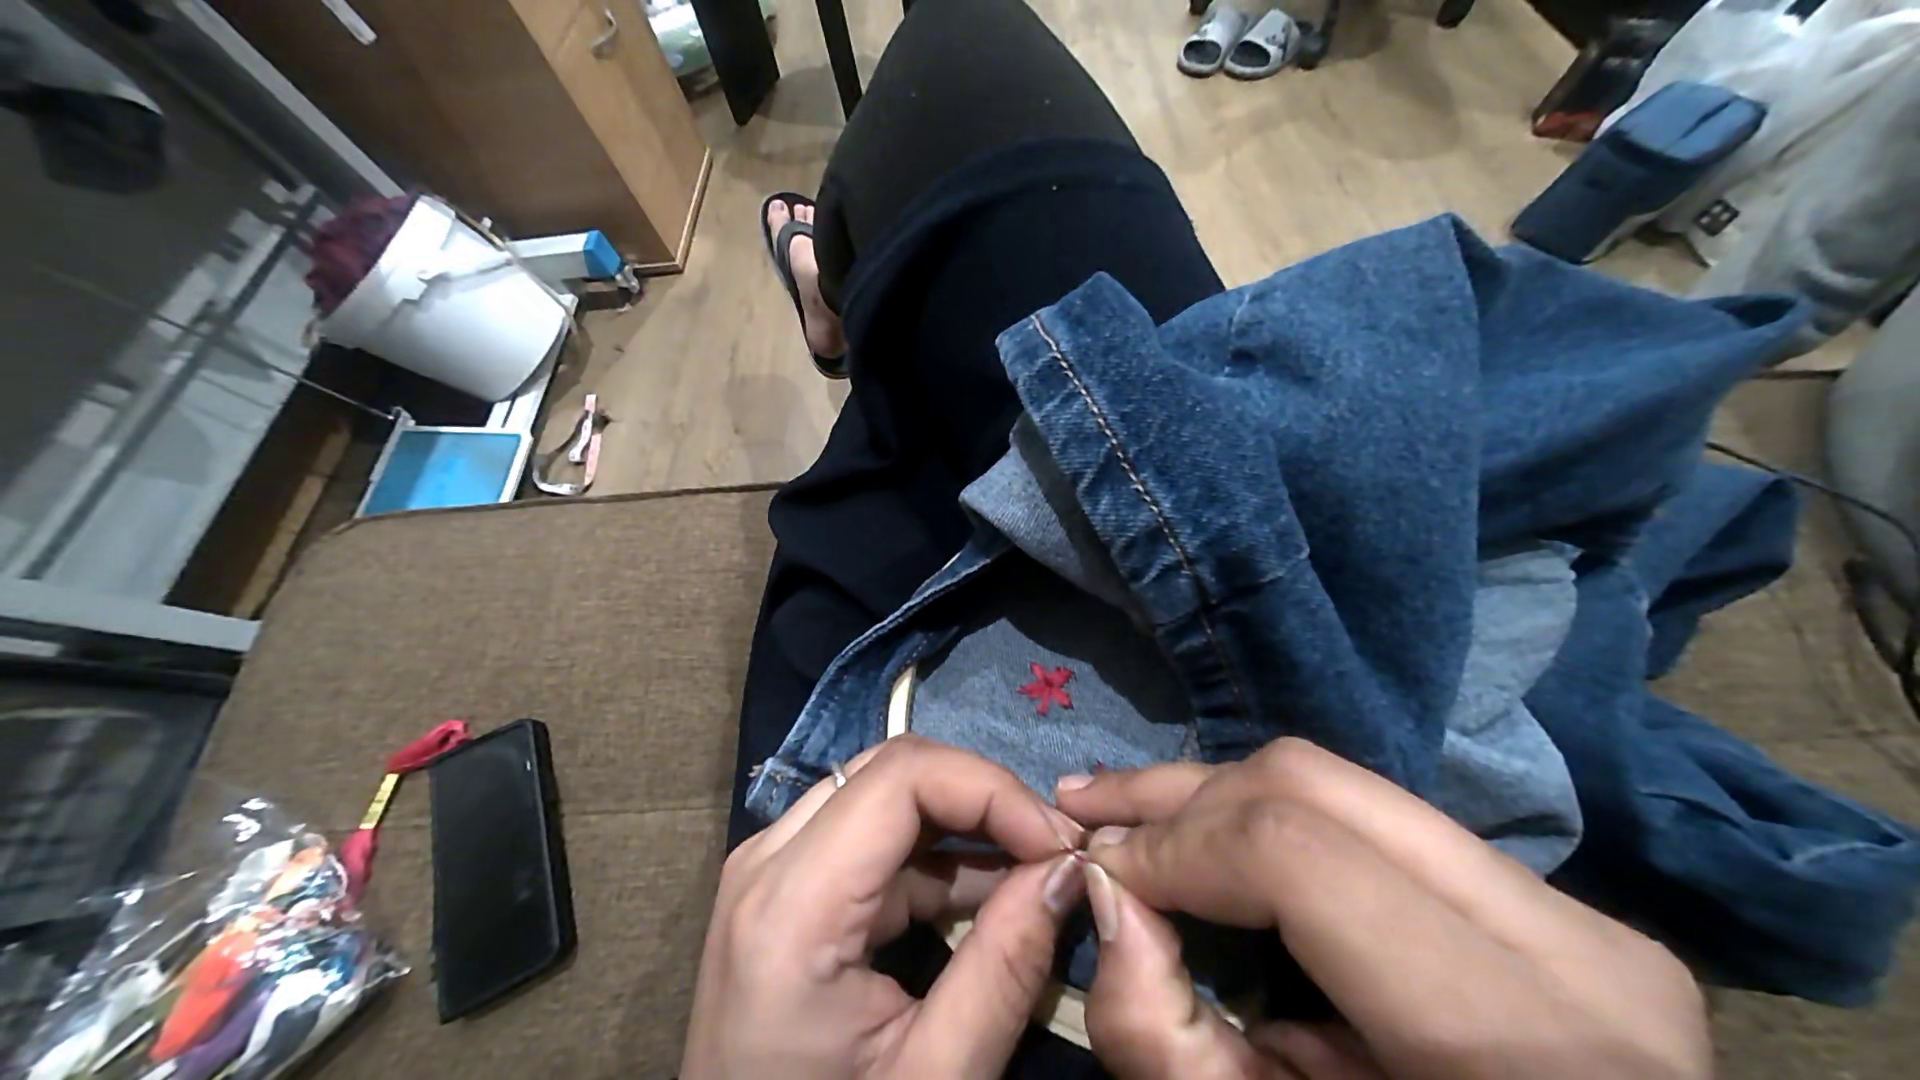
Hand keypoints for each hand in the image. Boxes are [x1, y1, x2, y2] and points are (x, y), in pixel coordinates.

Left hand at [680, 736, 1086, 1078]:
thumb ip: (1003, 968)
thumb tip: (1068, 870)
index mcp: (788, 904)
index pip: (901, 776)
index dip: (991, 789)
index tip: (1058, 841)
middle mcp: (770, 858)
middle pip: (892, 771)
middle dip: (984, 795)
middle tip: (1054, 848)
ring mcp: (773, 865)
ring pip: (886, 791)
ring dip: (967, 818)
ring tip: (1038, 864)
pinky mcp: (788, 882)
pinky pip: (875, 833)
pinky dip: (940, 850)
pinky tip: (993, 886)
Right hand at [1054, 738, 1710, 1079]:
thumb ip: (1168, 1038)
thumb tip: (1107, 892)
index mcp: (1523, 1041)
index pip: (1299, 855)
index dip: (1177, 846)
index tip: (1102, 868)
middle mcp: (1562, 939)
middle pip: (1309, 784)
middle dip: (1178, 793)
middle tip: (1088, 808)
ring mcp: (1563, 904)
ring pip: (1333, 779)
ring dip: (1213, 793)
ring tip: (1130, 811)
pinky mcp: (1540, 897)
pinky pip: (1363, 812)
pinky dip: (1265, 814)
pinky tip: (1210, 834)